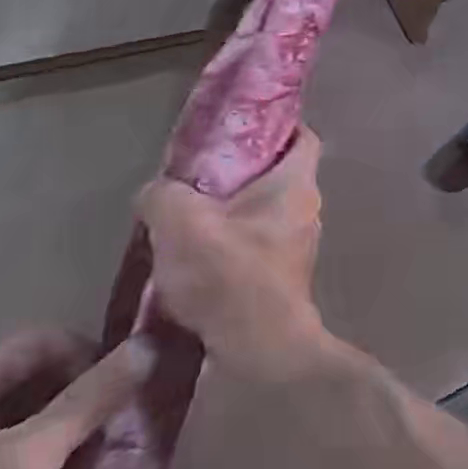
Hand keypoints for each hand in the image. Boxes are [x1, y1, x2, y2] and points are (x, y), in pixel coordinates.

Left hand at [0, 331, 152, 468]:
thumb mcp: (28, 461)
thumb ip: (92, 397)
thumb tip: (152, 341)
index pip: (40, 340)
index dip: (90, 355)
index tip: (120, 390)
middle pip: (18, 382)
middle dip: (70, 399)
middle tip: (104, 428)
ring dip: (43, 433)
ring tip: (69, 461)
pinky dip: (6, 461)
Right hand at [138, 127, 330, 381]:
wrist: (260, 342)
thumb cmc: (230, 275)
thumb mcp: (181, 226)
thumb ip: (165, 196)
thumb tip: (159, 190)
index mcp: (297, 184)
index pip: (302, 137)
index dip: (277, 126)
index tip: (240, 128)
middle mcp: (308, 205)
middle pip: (279, 172)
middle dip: (242, 171)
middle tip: (198, 175)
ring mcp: (300, 238)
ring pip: (266, 208)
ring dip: (232, 208)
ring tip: (187, 215)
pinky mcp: (285, 267)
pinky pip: (260, 237)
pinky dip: (233, 236)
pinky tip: (197, 253)